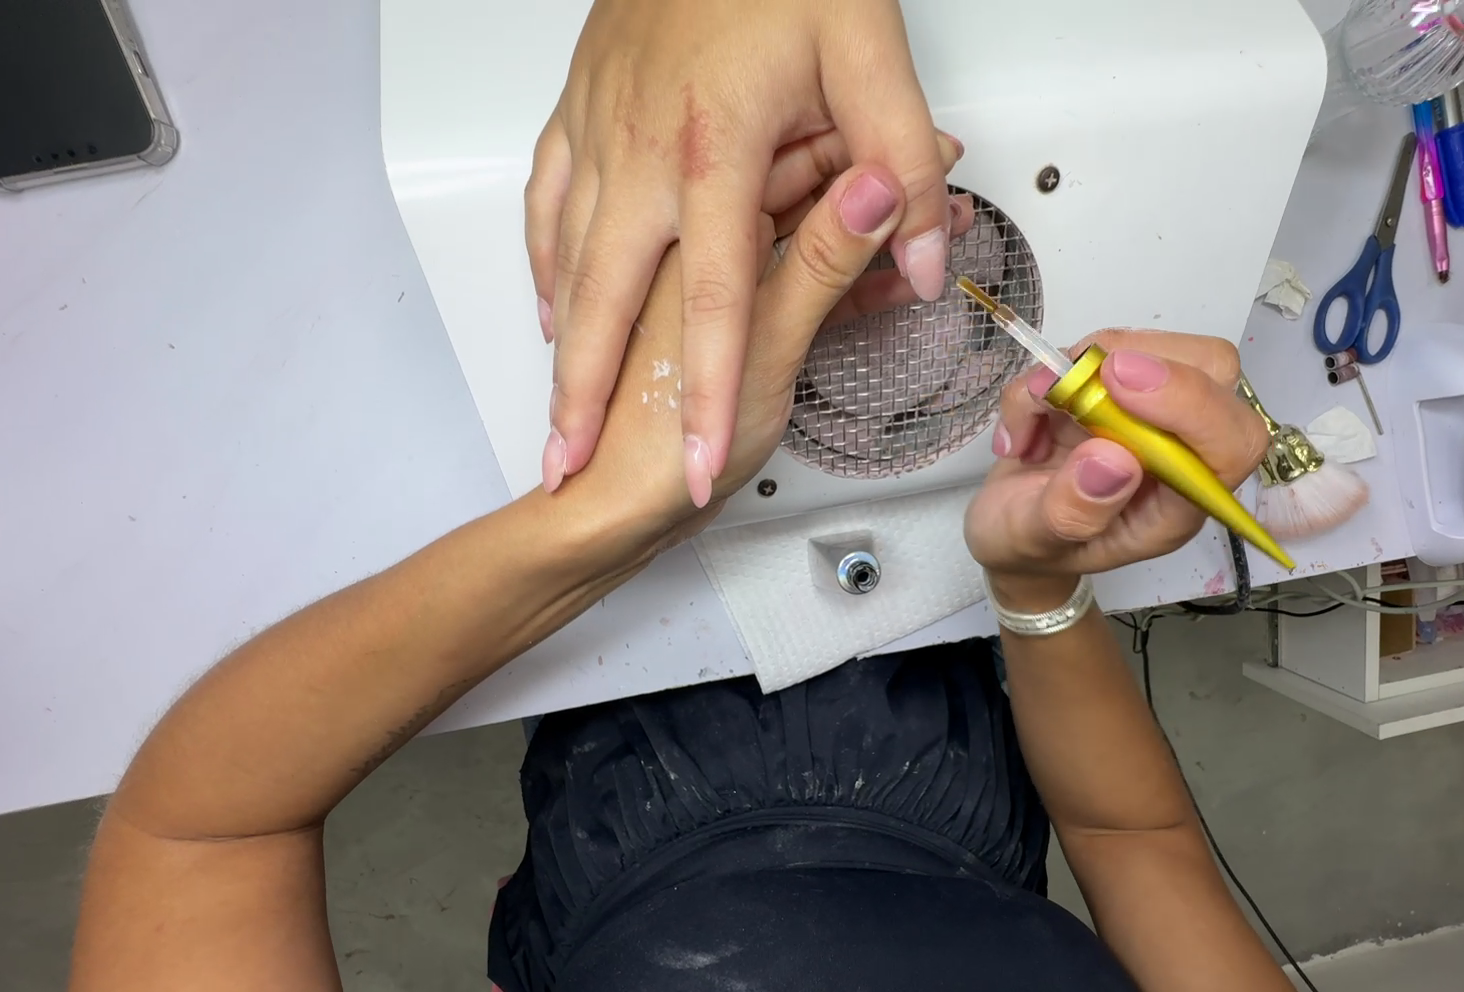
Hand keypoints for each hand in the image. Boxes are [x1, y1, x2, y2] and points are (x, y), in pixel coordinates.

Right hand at [530, 0, 951, 507]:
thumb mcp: (873, 54)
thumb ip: (899, 168)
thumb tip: (920, 262)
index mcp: (715, 150)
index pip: (715, 306)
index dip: (705, 395)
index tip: (697, 464)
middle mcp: (642, 151)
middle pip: (603, 301)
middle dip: (582, 397)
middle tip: (566, 465)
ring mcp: (600, 131)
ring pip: (563, 262)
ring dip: (558, 346)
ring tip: (556, 415)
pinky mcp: (579, 112)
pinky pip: (544, 203)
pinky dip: (543, 267)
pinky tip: (549, 308)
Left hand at [559, 164, 912, 555]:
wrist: (619, 510)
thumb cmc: (657, 441)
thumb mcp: (760, 343)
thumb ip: (818, 264)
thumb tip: (875, 191)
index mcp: (692, 231)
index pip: (794, 163)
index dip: (872, 154)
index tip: (931, 153)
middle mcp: (698, 245)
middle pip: (807, 201)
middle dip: (881, 195)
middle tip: (944, 189)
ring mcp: (719, 288)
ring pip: (809, 246)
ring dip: (872, 244)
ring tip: (935, 235)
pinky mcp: (736, 330)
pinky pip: (800, 294)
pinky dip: (847, 293)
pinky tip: (891, 288)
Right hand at [965, 331, 1268, 611]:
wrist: (1007, 530)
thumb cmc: (1028, 545)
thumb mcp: (1033, 542)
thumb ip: (1072, 513)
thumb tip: (1113, 459)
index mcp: (1177, 502)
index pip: (1231, 441)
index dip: (1190, 401)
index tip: (1118, 382)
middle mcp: (1175, 449)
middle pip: (1209, 369)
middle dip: (1139, 361)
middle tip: (1068, 387)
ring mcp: (1145, 413)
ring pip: (1149, 348)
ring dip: (1074, 372)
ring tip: (1027, 428)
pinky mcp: (1110, 388)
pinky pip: (1092, 351)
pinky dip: (1045, 378)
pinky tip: (1022, 426)